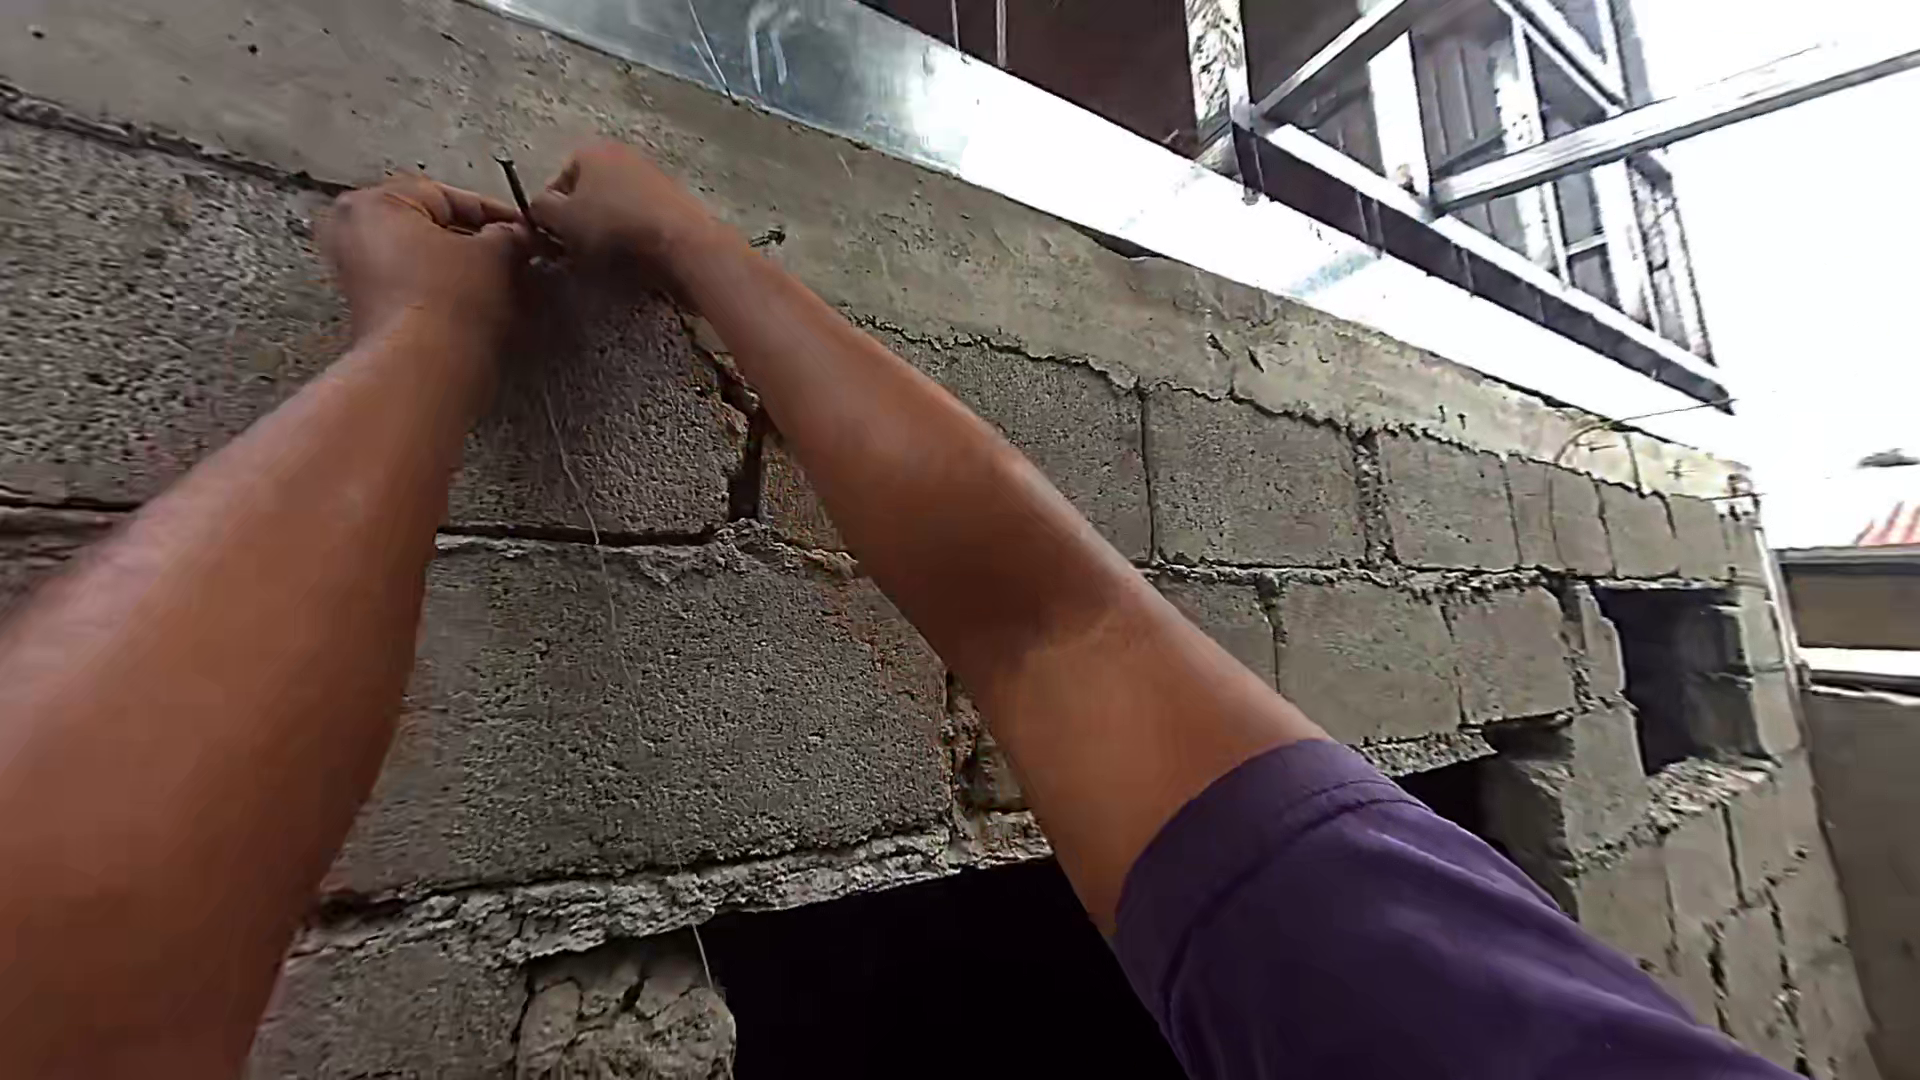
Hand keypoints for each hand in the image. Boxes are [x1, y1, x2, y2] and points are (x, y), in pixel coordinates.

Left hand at [320, 176, 528, 351]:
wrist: (428, 361)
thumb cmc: (452, 301)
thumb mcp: (496, 255)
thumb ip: (510, 235)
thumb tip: (521, 234)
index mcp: (375, 202)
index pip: (446, 195)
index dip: (494, 212)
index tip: (525, 230)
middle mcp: (353, 229)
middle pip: (430, 223)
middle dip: (476, 239)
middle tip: (516, 255)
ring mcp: (357, 268)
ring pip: (424, 253)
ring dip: (464, 264)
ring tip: (502, 281)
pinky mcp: (371, 302)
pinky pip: (416, 281)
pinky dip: (447, 285)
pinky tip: (476, 301)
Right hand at [529, 142, 732, 295]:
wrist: (688, 247)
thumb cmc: (618, 228)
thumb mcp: (563, 220)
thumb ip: (541, 210)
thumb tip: (540, 209)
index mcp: (593, 151)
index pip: (559, 183)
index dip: (554, 217)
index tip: (559, 243)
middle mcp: (628, 158)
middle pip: (595, 197)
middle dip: (588, 226)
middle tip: (587, 255)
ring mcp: (661, 183)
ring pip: (625, 214)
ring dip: (618, 236)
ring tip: (619, 263)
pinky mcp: (685, 211)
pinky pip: (653, 228)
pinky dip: (646, 243)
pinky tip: (648, 263)